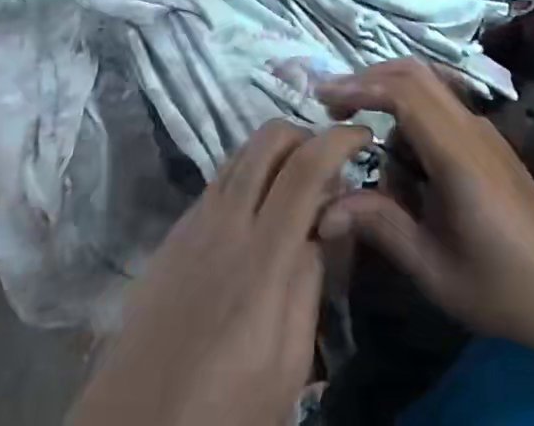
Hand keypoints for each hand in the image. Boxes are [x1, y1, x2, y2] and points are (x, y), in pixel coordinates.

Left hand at [71, 120, 372, 425]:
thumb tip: (322, 227)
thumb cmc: (222, 412)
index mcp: (261, 260)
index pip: (304, 169)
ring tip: (298, 188)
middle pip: (266, 140)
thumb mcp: (287, 365)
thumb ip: (308, 285)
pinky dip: (249, 178)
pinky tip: (259, 219)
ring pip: (239, 155)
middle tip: (330, 165)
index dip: (338, 140)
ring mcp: (190, 228)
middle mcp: (223, 227)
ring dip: (276, 153)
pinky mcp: (170, 240)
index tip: (363, 136)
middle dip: (306, 134)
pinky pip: (217, 184)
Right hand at [315, 59, 533, 351]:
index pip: (406, 94)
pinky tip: (391, 157)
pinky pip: (439, 109)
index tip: (322, 99)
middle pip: (417, 74)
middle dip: (369, 79)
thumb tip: (323, 210)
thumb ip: (380, 227)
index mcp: (457, 155)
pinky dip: (406, 115)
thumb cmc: (503, 285)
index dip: (360, 87)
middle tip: (329, 106)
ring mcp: (481, 132)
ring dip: (387, 95)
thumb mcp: (433, 268)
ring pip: (429, 87)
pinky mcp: (484, 142)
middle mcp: (470, 129)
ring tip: (351, 131)